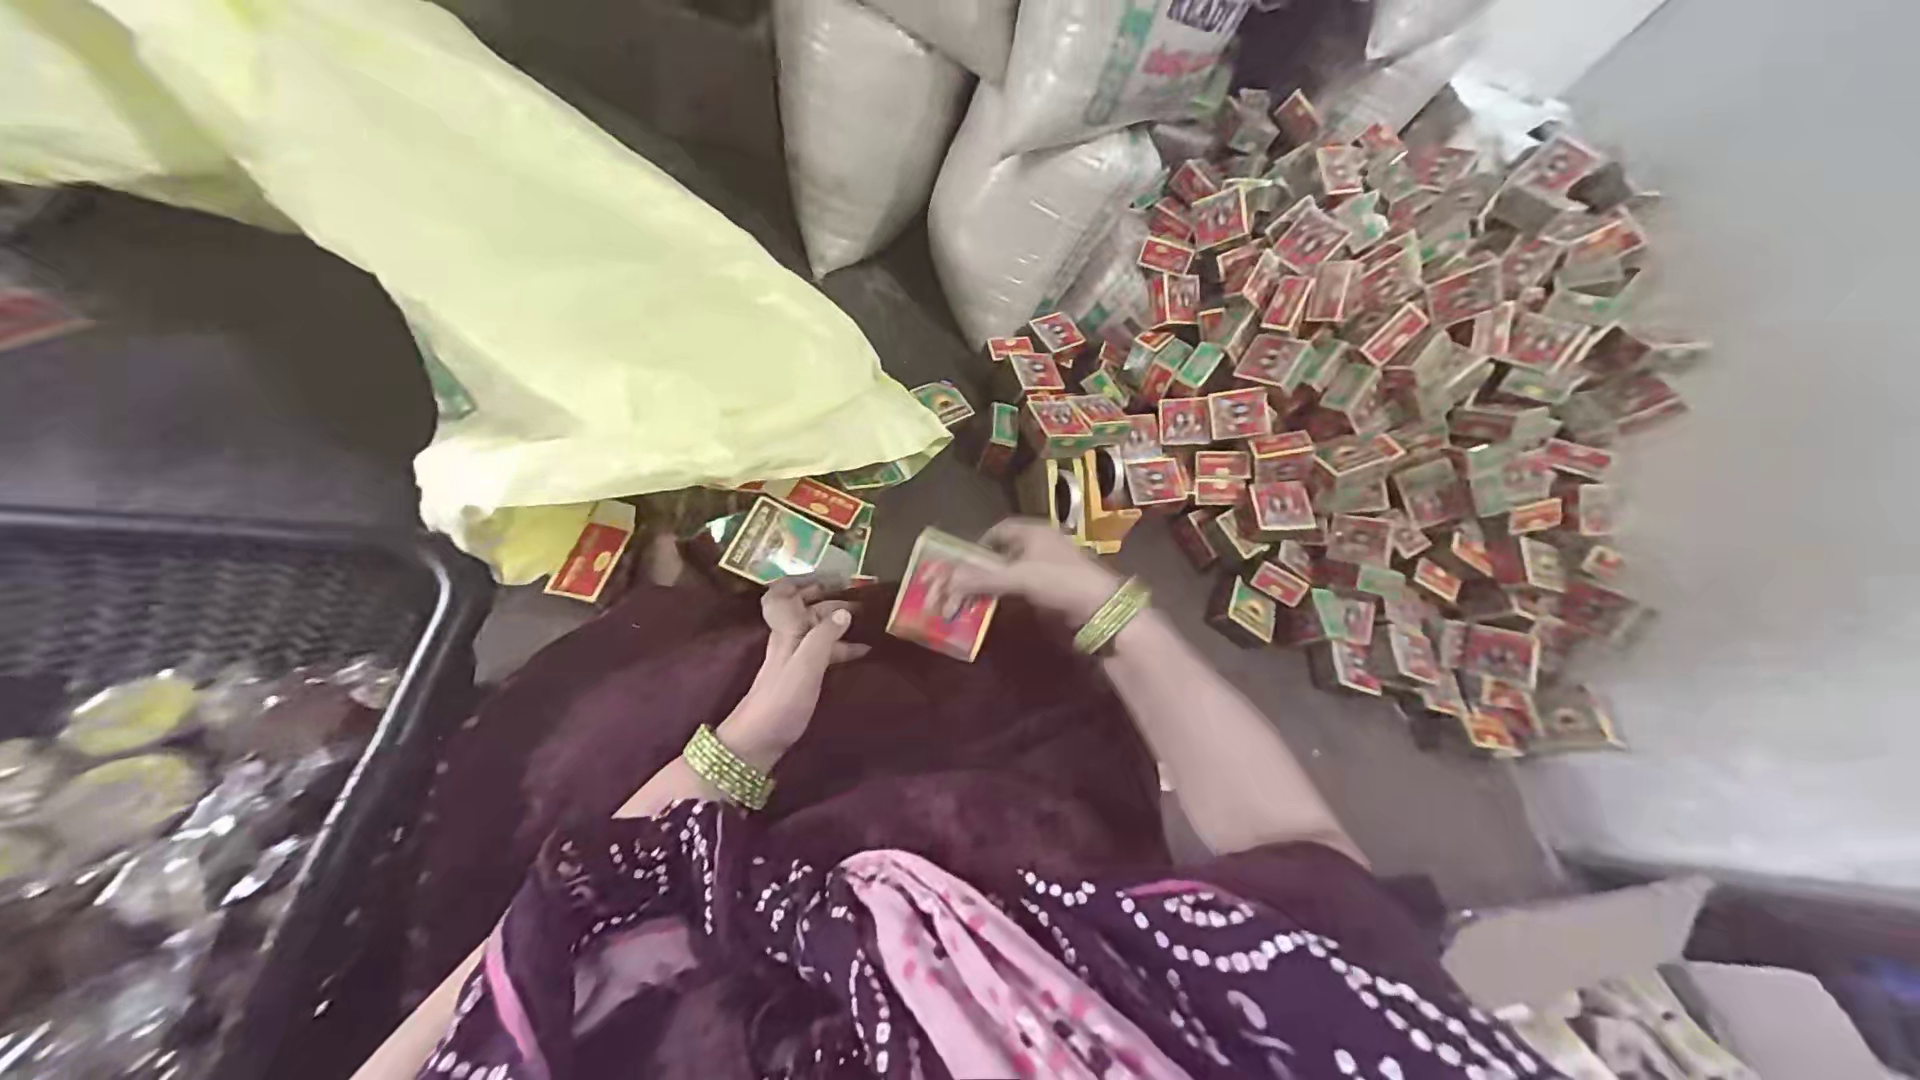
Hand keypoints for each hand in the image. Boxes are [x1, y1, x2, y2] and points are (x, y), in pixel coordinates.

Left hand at [718, 579, 867, 767]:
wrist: (756, 742)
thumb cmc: (781, 701)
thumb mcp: (806, 665)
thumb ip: (824, 636)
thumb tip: (844, 611)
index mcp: (787, 630)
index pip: (784, 593)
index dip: (804, 579)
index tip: (833, 575)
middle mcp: (788, 638)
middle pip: (806, 607)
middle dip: (830, 596)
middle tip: (860, 594)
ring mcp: (794, 657)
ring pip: (817, 628)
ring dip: (839, 620)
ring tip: (867, 619)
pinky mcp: (801, 675)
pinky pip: (824, 650)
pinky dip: (842, 645)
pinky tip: (862, 652)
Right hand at [948, 518, 1127, 625]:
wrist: (1100, 605)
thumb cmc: (1058, 580)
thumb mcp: (1018, 577)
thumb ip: (983, 578)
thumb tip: (949, 580)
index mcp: (1034, 530)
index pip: (1001, 528)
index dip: (982, 542)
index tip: (966, 560)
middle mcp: (1044, 540)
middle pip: (1009, 547)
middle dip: (990, 562)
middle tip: (971, 579)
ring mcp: (1054, 561)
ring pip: (1020, 565)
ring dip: (1003, 577)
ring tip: (985, 592)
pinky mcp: (1061, 580)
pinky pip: (1031, 580)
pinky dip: (1017, 588)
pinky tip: (1008, 600)